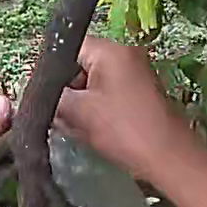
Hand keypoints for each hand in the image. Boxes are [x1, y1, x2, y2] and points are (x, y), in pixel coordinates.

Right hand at [54, 37, 203, 185]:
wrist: (169, 159)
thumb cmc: (123, 130)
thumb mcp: (78, 112)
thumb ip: (52, 96)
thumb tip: (36, 92)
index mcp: (111, 50)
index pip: (67, 47)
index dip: (49, 70)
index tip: (40, 94)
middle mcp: (125, 54)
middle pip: (80, 64)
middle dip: (64, 88)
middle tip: (55, 113)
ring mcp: (135, 73)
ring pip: (92, 81)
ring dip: (79, 101)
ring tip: (72, 124)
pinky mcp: (140, 92)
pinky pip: (107, 92)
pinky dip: (94, 107)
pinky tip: (89, 128)